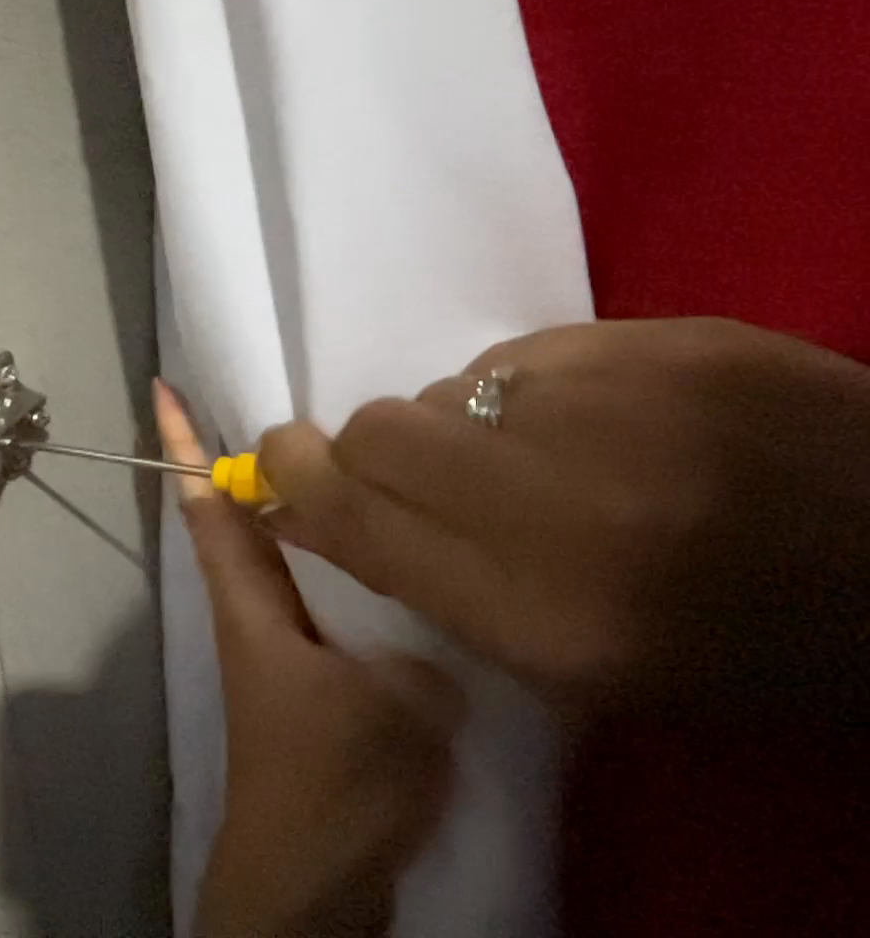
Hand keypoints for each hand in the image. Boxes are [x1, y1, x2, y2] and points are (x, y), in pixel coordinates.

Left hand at [156, 382, 462, 937]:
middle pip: (248, 516)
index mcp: (248, 600)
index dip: (181, 444)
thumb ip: (409, 640)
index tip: (164, 389)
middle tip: (317, 412)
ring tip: (371, 467)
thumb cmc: (332, 779)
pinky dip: (355, 565)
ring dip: (318, 510)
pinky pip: (330, 596)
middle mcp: (255, 608)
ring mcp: (284, 640)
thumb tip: (415, 611)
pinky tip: (405, 556)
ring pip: (293, 553)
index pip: (206, 504)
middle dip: (267, 462)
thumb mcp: (393, 703)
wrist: (315, 868)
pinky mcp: (317, 672)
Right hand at [259, 318, 869, 717]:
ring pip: (447, 387)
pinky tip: (605, 422)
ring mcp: (625, 407)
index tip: (280, 464)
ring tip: (545, 458)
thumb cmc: (722, 652)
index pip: (348, 509)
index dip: (293, 475)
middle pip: (378, 431)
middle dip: (378, 452)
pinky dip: (536, 388)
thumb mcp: (557, 660)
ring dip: (462, 424)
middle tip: (434, 479)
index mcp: (536, 610)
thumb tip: (295, 505)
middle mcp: (564, 504)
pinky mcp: (677, 343)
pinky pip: (530, 353)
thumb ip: (415, 575)